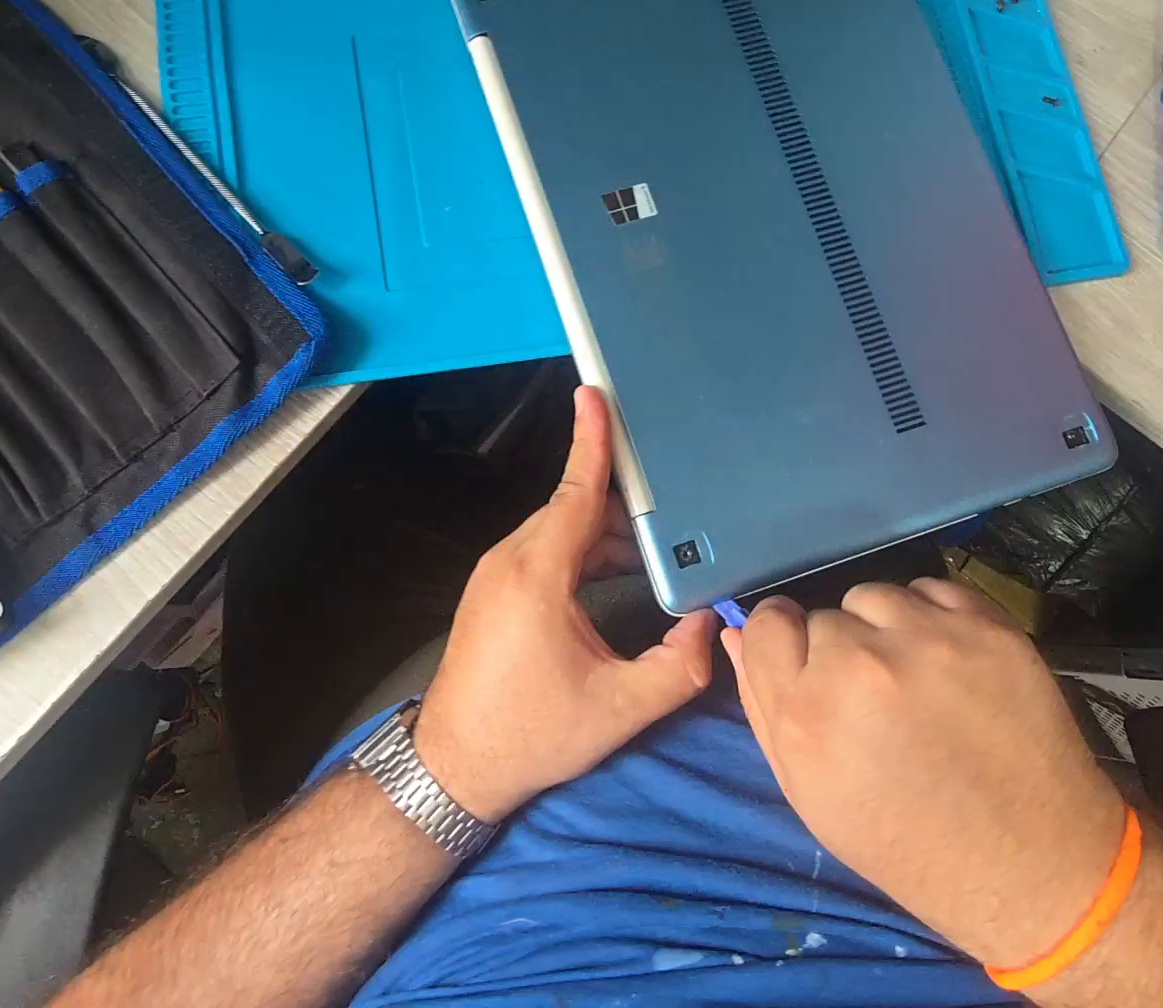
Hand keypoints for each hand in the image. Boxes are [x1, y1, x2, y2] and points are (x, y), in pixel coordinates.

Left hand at [414, 387, 717, 822]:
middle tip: (674, 503)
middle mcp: (511, 562)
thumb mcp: (620, 709)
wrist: (455, 766)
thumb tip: (707, 623)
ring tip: (655, 547)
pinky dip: (583, 549)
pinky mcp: (494, 590)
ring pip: (559, 529)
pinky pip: (545, 549)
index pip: (574, 494)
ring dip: (605, 532)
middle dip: (623, 503)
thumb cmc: (532, 735)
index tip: (596, 395)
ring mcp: (496, 574)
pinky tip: (615, 569)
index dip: (591, 442)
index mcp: (538, 575)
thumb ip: (679, 666)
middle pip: (572, 509)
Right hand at [722, 580, 1128, 969]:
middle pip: (822, 615)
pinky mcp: (990, 629)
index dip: (781, 642)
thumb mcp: (807, 789)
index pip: (766, 621)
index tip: (805, 664)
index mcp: (808, 711)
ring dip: (882, 627)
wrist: (1029, 868)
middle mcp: (863, 664)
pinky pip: (932, 589)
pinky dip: (930, 617)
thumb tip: (733, 632)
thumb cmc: (901, 838)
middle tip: (871, 698)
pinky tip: (946, 662)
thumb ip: (760, 703)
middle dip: (836, 648)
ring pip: (874, 596)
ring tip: (912, 677)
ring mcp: (932, 641)